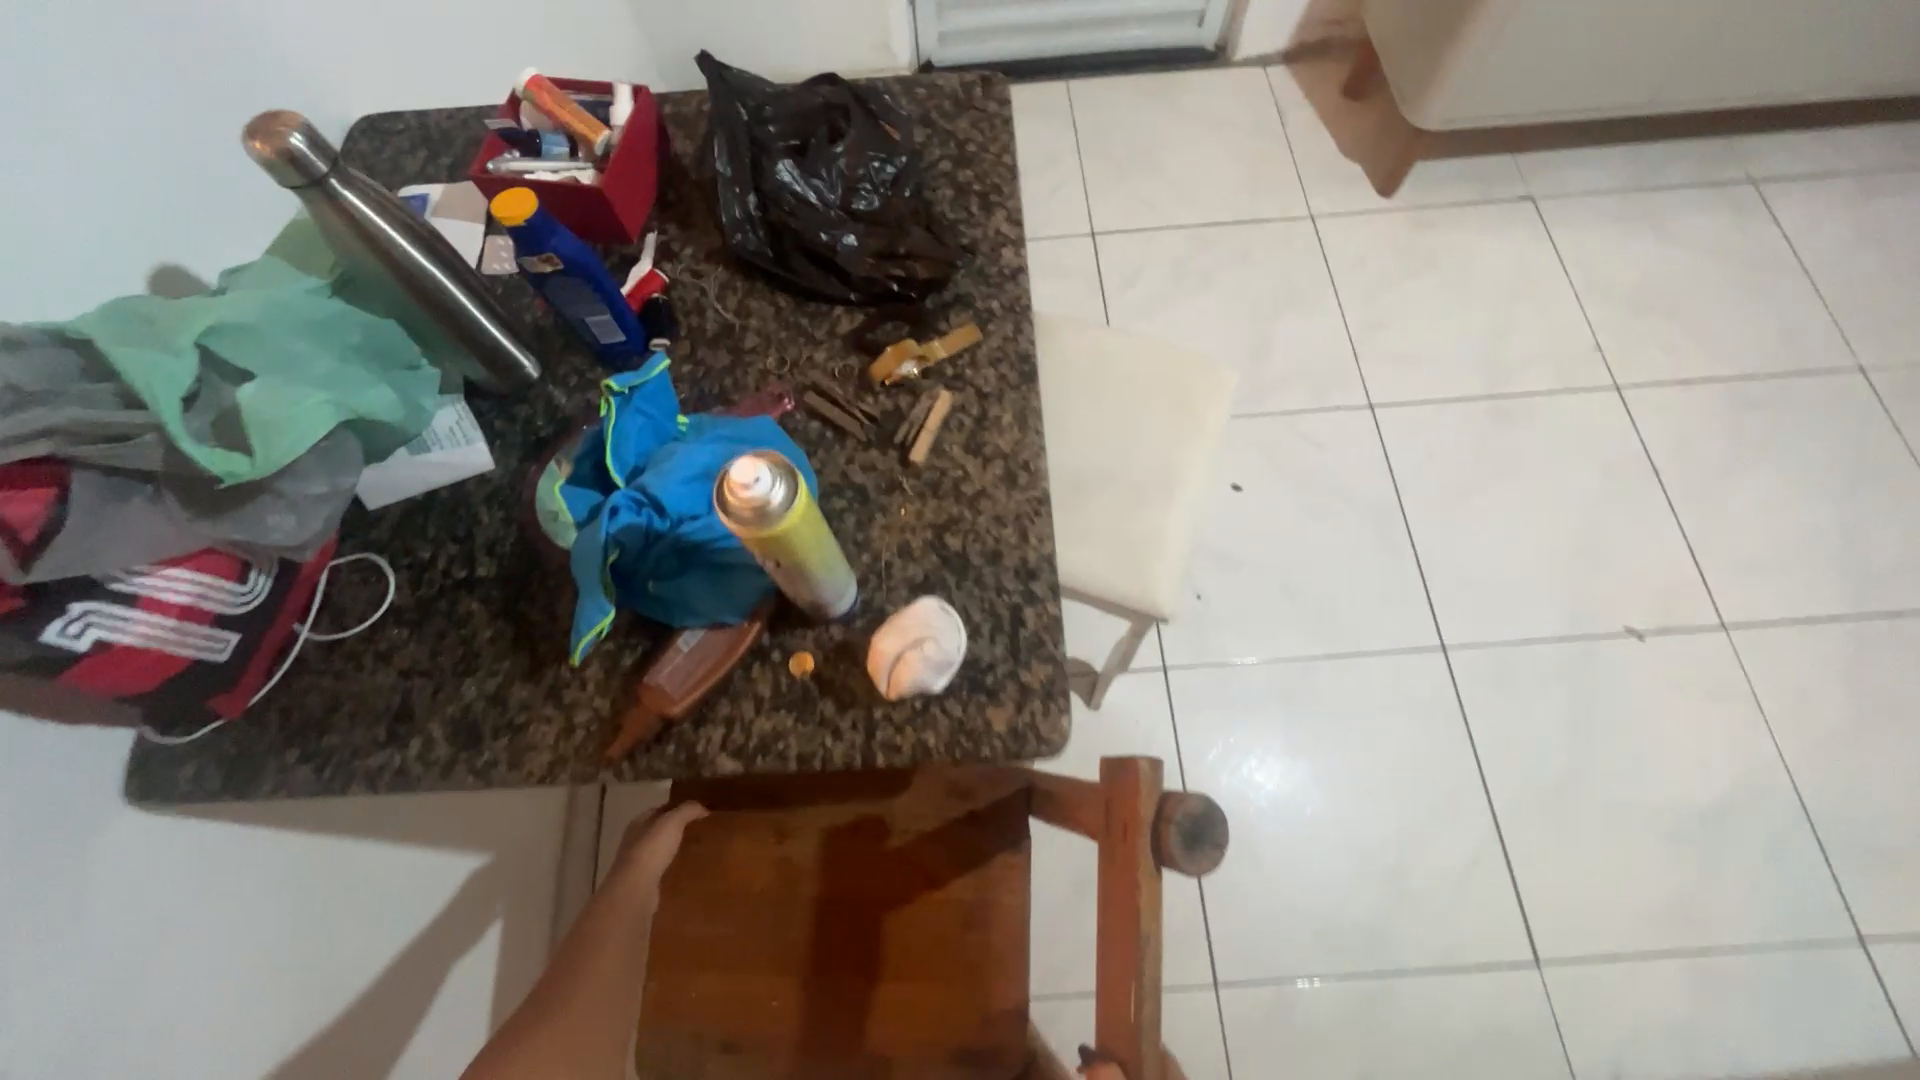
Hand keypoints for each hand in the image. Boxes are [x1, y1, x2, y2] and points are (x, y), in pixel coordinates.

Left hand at [610, 801, 707, 893]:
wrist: (635, 889)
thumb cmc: (651, 849)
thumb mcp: (673, 822)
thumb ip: (688, 810)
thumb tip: (704, 808)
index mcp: (638, 824)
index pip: (658, 810)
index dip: (676, 808)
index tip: (696, 811)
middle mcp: (635, 842)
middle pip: (659, 831)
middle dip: (677, 829)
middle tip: (700, 829)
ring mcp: (638, 863)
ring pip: (660, 851)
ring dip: (675, 849)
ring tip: (697, 849)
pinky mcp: (643, 882)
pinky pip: (662, 869)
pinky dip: (673, 867)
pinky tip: (687, 869)